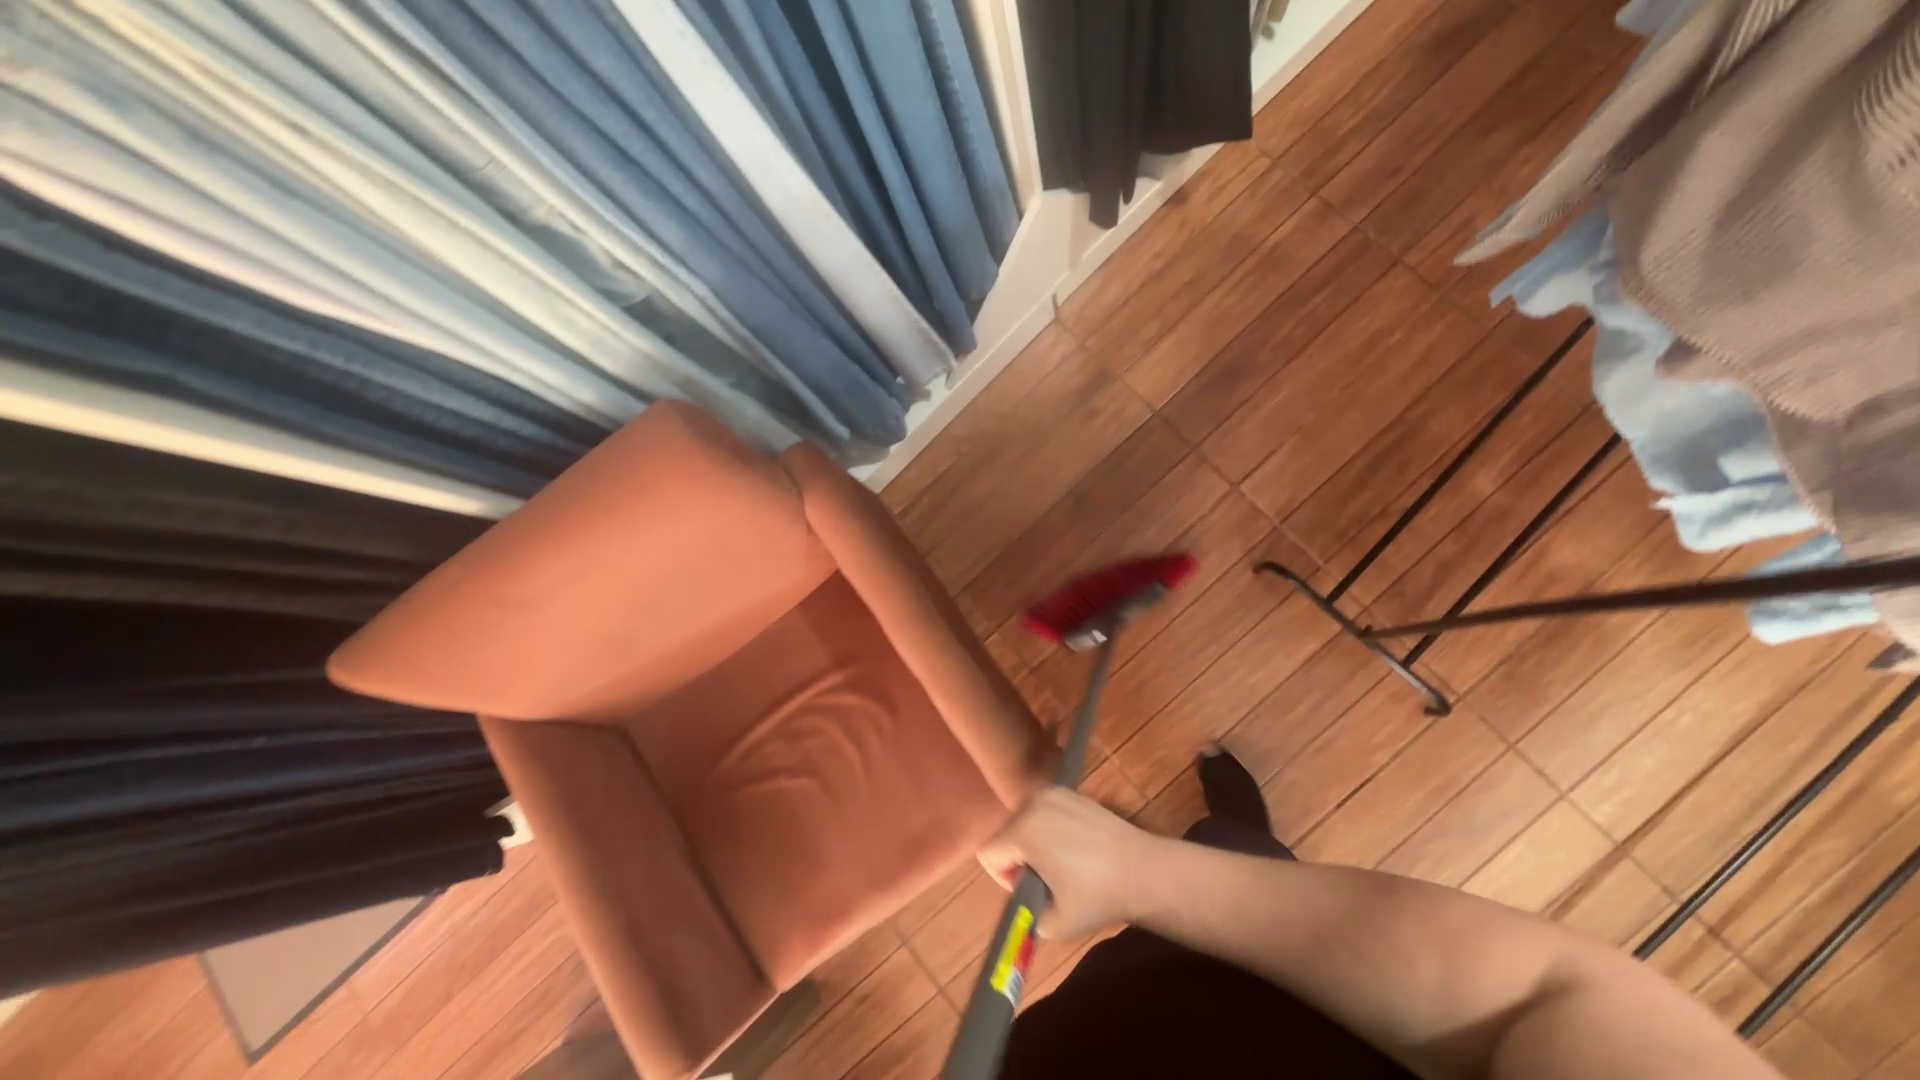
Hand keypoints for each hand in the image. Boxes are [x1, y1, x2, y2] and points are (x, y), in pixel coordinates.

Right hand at [977, 787, 1163, 939]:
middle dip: (1018, 860)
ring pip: (1022, 823)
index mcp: (1024, 831)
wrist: (1145, 870)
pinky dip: (1049, 830)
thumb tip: (1022, 905)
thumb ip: (1025, 916)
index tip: (1032, 890)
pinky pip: (1043, 812)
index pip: (989, 854)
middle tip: (1048, 881)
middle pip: (1004, 835)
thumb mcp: (1054, 924)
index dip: (1004, 879)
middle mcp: (1033, 803)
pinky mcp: (1072, 793)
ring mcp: (1054, 793)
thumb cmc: (1097, 897)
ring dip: (1033, 844)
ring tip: (1062, 865)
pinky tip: (1075, 849)